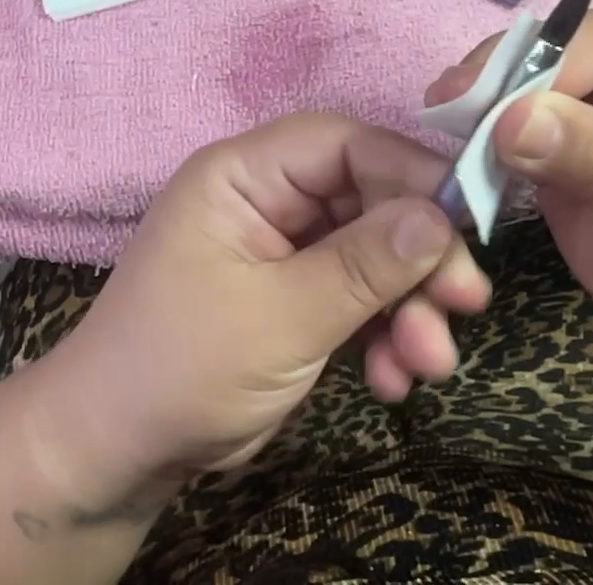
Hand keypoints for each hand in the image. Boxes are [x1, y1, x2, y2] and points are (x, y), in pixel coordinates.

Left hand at [45, 115, 490, 485]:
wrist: (123, 450)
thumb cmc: (184, 366)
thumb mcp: (281, 317)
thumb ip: (364, 264)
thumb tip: (441, 215)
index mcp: (242, 176)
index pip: (341, 143)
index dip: (408, 171)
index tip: (469, 220)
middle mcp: (264, 202)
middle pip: (367, 199)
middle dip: (418, 255)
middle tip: (466, 301)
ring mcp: (281, 253)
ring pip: (372, 254)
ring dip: (409, 307)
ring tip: (429, 363)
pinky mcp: (294, 300)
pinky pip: (357, 299)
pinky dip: (384, 335)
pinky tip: (393, 381)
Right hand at [425, 0, 592, 393]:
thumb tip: (507, 119)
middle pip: (580, 34)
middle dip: (527, 64)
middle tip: (472, 106)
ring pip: (536, 79)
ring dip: (490, 96)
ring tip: (451, 122)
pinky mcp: (568, 164)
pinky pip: (516, 134)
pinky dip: (483, 140)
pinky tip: (457, 150)